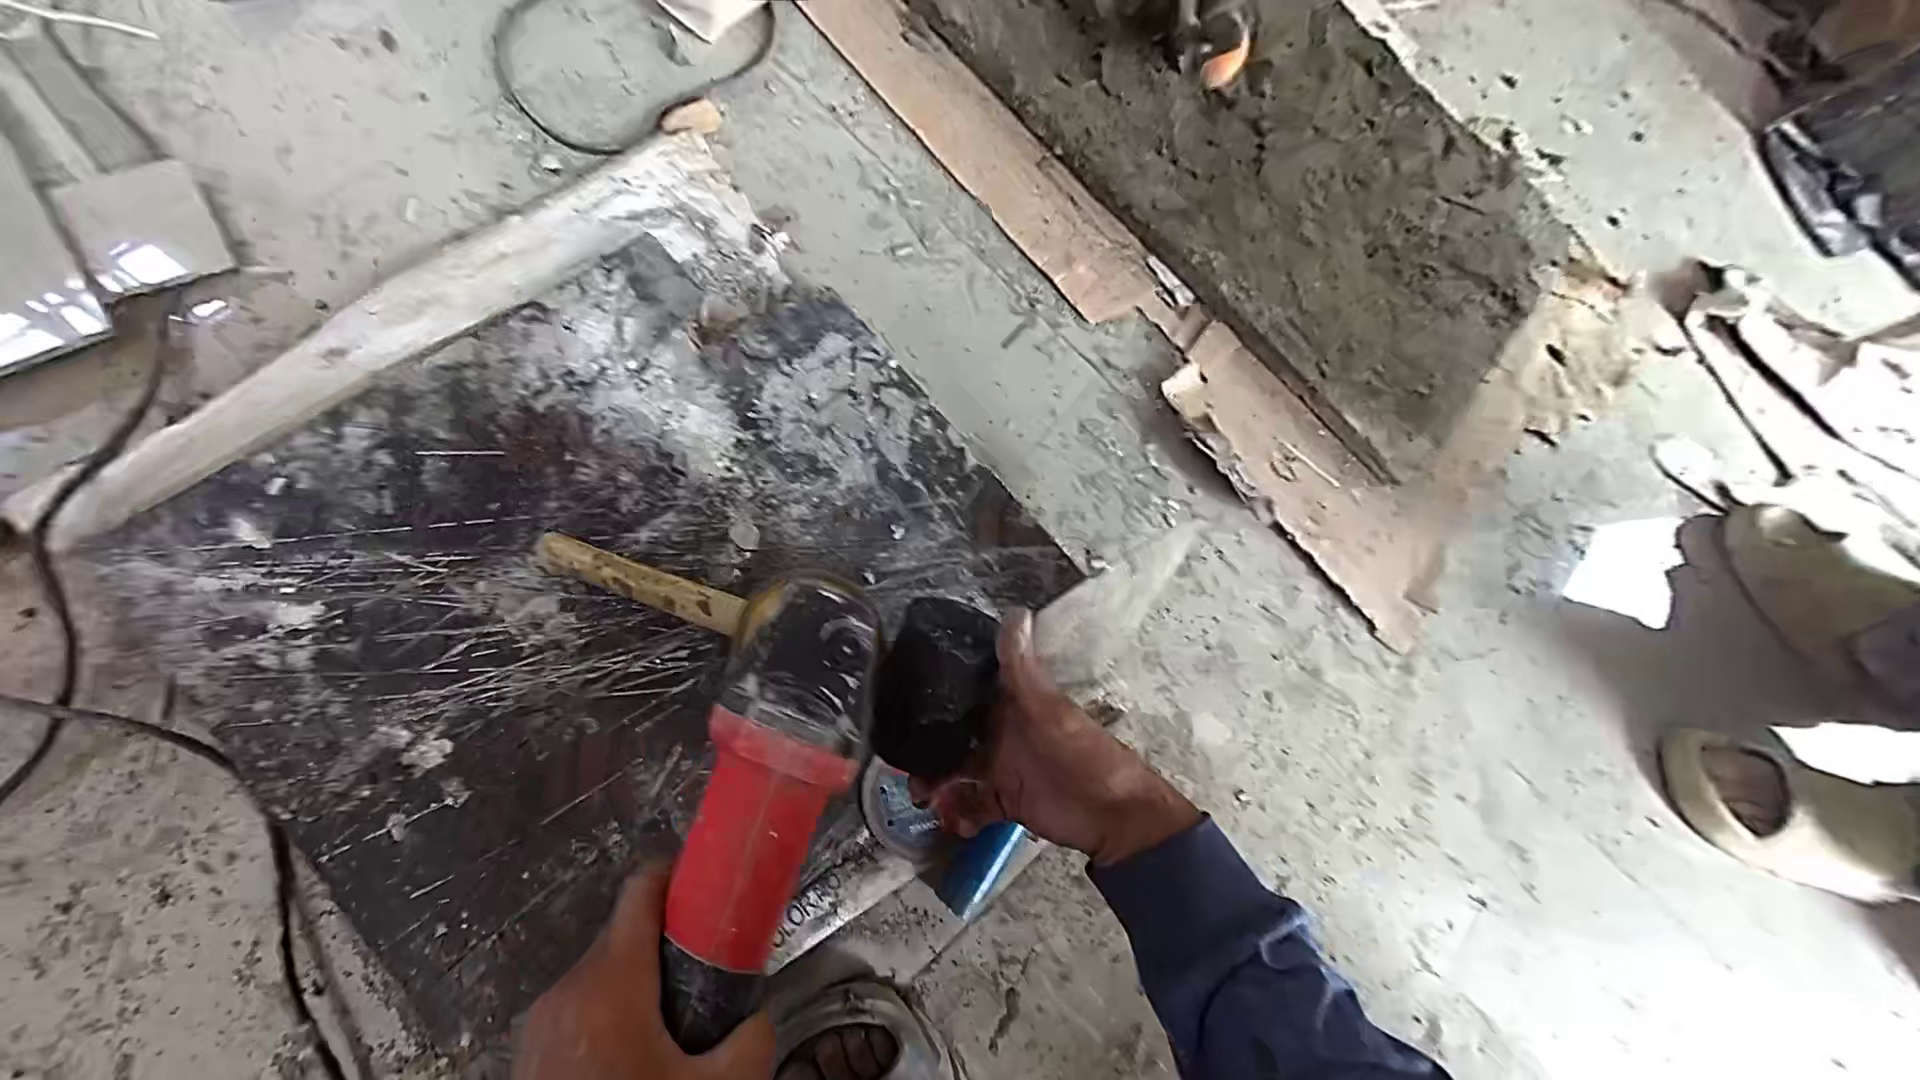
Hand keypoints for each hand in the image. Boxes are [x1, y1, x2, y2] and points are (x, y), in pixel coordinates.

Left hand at [513, 864, 774, 1079]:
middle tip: (708, 971)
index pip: (644, 887)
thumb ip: (751, 1039)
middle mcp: (568, 989)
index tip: (715, 892)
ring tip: (675, 1022)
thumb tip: (758, 1016)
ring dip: (645, 978)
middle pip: (630, 928)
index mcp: (610, 982)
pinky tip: (637, 1054)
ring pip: (607, 967)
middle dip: (673, 941)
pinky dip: (616, 1008)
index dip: (683, 875)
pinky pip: (583, 1003)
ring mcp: (540, 1023)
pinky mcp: (528, 1053)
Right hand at [919, 609, 1200, 866]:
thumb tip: (1014, 612)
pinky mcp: (1008, 802)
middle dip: (929, 753)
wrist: (1115, 815)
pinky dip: (962, 815)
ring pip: (958, 774)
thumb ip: (1022, 668)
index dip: (937, 699)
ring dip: (939, 787)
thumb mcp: (1049, 709)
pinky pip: (974, 806)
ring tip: (929, 802)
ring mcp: (1004, 769)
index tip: (905, 707)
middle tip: (909, 772)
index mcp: (1012, 705)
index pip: (967, 694)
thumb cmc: (1082, 754)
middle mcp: (1003, 734)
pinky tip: (959, 824)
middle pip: (955, 738)